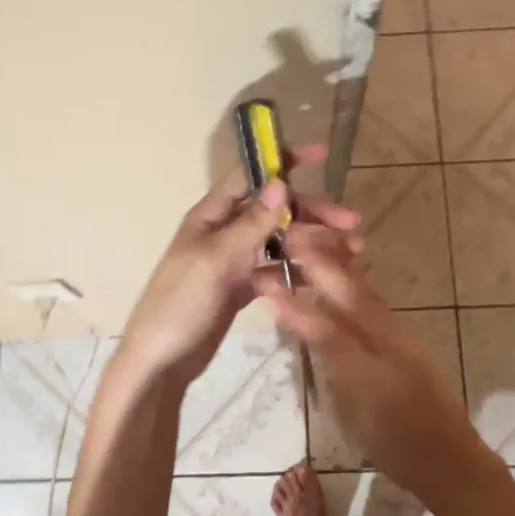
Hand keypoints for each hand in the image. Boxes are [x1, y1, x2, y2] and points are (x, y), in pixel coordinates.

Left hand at [117, 145, 358, 382]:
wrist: (161, 362)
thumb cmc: (180, 305)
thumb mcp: (216, 261)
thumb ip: (250, 224)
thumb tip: (280, 181)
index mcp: (210, 216)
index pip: (250, 176)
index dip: (283, 161)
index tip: (322, 153)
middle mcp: (224, 232)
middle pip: (274, 210)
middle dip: (312, 212)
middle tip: (352, 223)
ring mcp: (234, 261)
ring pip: (280, 240)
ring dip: (313, 241)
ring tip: (352, 252)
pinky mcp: (242, 287)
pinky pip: (277, 269)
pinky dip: (300, 269)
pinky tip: (325, 276)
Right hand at [256, 224, 500, 503]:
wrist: (449, 458)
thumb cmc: (394, 447)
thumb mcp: (353, 414)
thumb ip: (332, 369)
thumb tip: (308, 335)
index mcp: (367, 365)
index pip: (322, 325)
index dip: (292, 303)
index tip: (262, 283)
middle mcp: (385, 341)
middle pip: (348, 292)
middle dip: (319, 262)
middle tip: (289, 238)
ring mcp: (398, 337)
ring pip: (363, 292)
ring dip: (337, 265)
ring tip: (310, 243)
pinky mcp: (404, 340)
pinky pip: (373, 302)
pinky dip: (353, 281)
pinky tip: (341, 273)